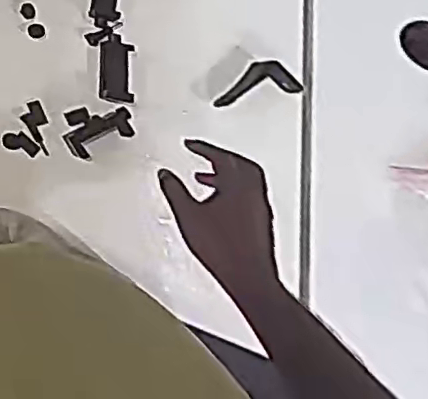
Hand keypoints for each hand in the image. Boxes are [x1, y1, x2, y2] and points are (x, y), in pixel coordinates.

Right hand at [159, 139, 280, 298]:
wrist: (250, 282)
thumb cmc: (225, 251)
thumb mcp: (187, 214)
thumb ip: (174, 190)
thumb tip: (165, 175)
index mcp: (237, 185)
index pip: (221, 156)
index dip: (204, 147)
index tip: (192, 144)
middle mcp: (253, 194)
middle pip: (240, 164)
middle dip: (220, 157)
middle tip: (205, 154)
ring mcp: (260, 210)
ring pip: (246, 181)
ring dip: (226, 175)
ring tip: (206, 178)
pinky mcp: (262, 225)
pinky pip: (248, 197)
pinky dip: (233, 191)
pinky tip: (217, 204)